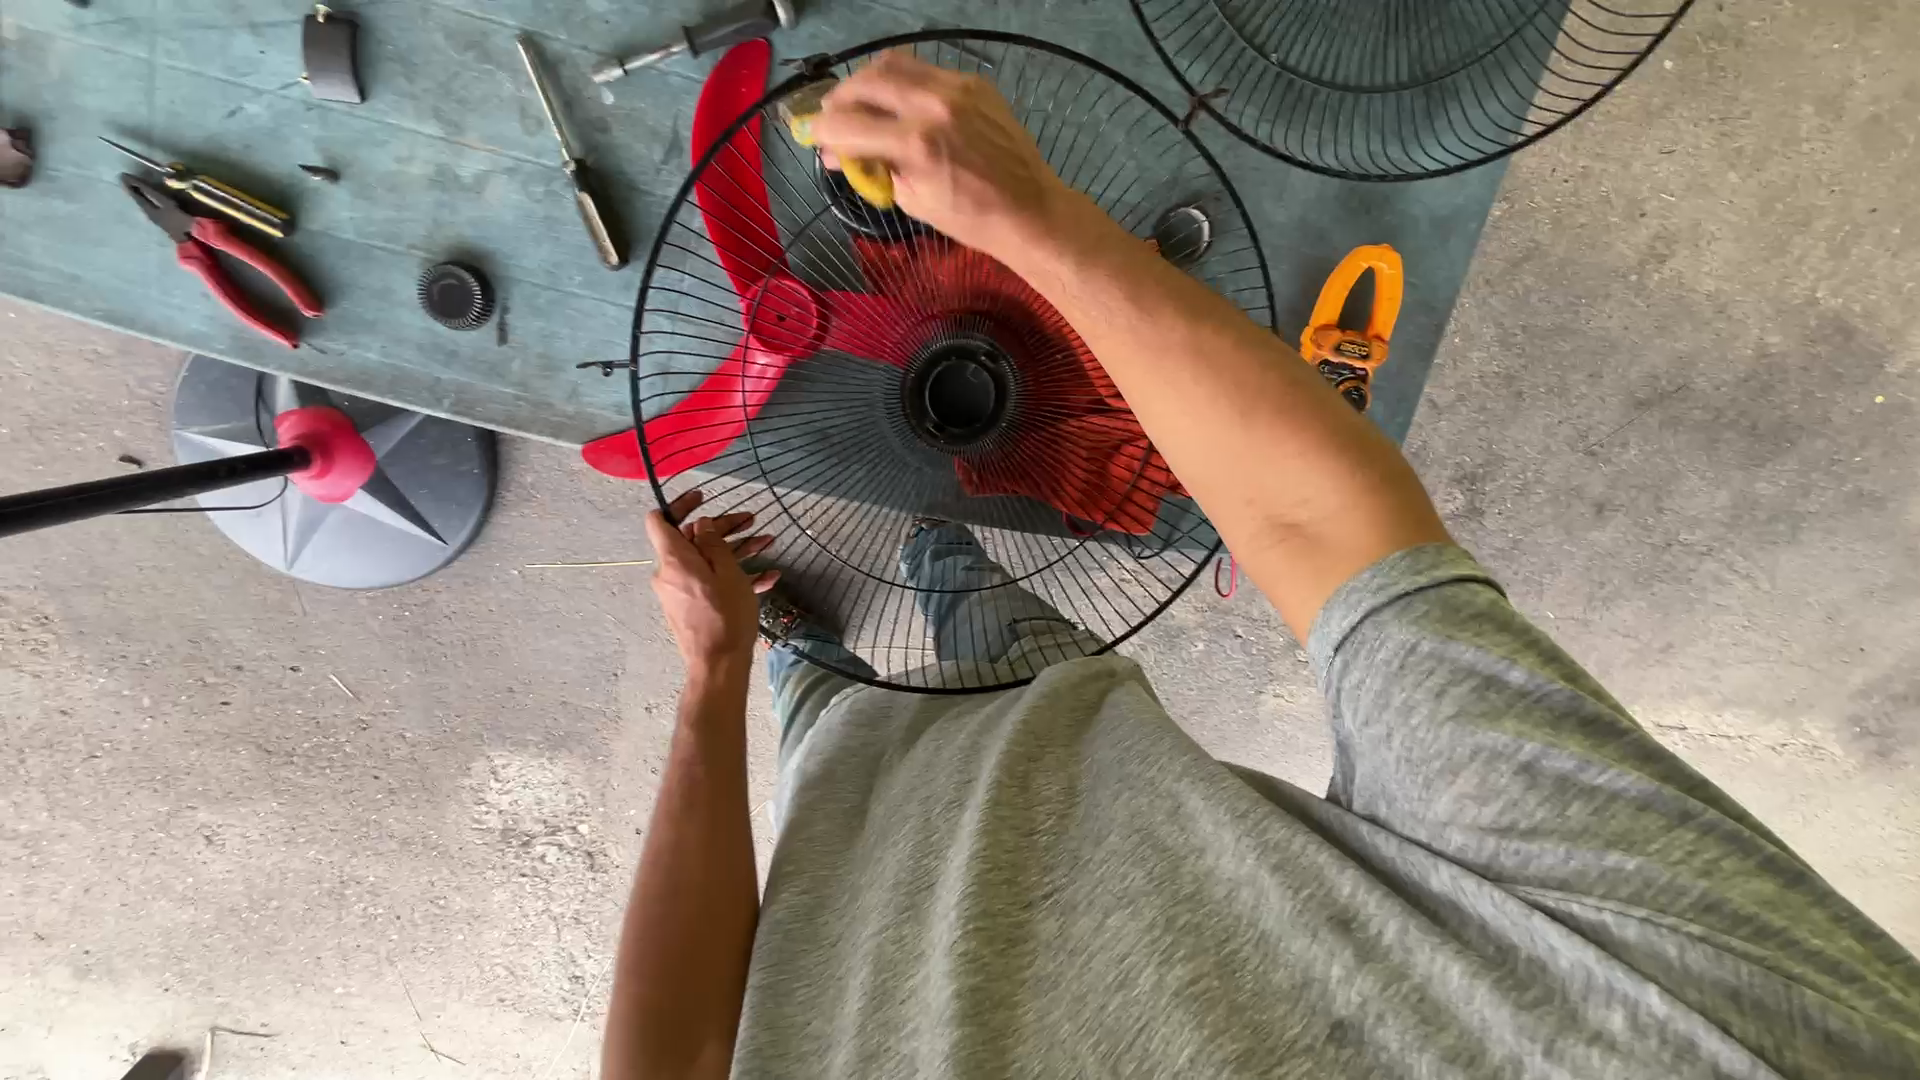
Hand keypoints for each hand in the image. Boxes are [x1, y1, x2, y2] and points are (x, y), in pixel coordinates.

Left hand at [644, 490, 777, 677]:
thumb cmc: (725, 616)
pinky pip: (711, 583)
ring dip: (736, 550)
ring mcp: (681, 592)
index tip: (703, 498)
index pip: (659, 521)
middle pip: (692, 540)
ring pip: (707, 561)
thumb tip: (700, 524)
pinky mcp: (692, 607)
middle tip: (752, 520)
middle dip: (724, 528)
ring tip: (767, 543)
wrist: (719, 664)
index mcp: (674, 559)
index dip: (679, 504)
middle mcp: (671, 573)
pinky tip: (767, 577)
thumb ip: (713, 543)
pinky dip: (734, 576)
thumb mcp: (727, 573)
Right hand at [812, 50, 1072, 257]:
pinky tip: (902, 105)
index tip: (816, 137)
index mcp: (916, 145)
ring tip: (863, 104)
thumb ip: (875, 171)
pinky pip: (926, 70)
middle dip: (841, 98)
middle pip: (867, 81)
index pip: (849, 123)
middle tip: (834, 117)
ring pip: (895, 63)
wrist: (1027, 209)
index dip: (823, 130)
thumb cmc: (970, 219)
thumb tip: (838, 156)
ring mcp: (956, 88)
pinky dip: (904, 84)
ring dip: (869, 82)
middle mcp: (933, 105)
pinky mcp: (974, 83)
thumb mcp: (914, 202)